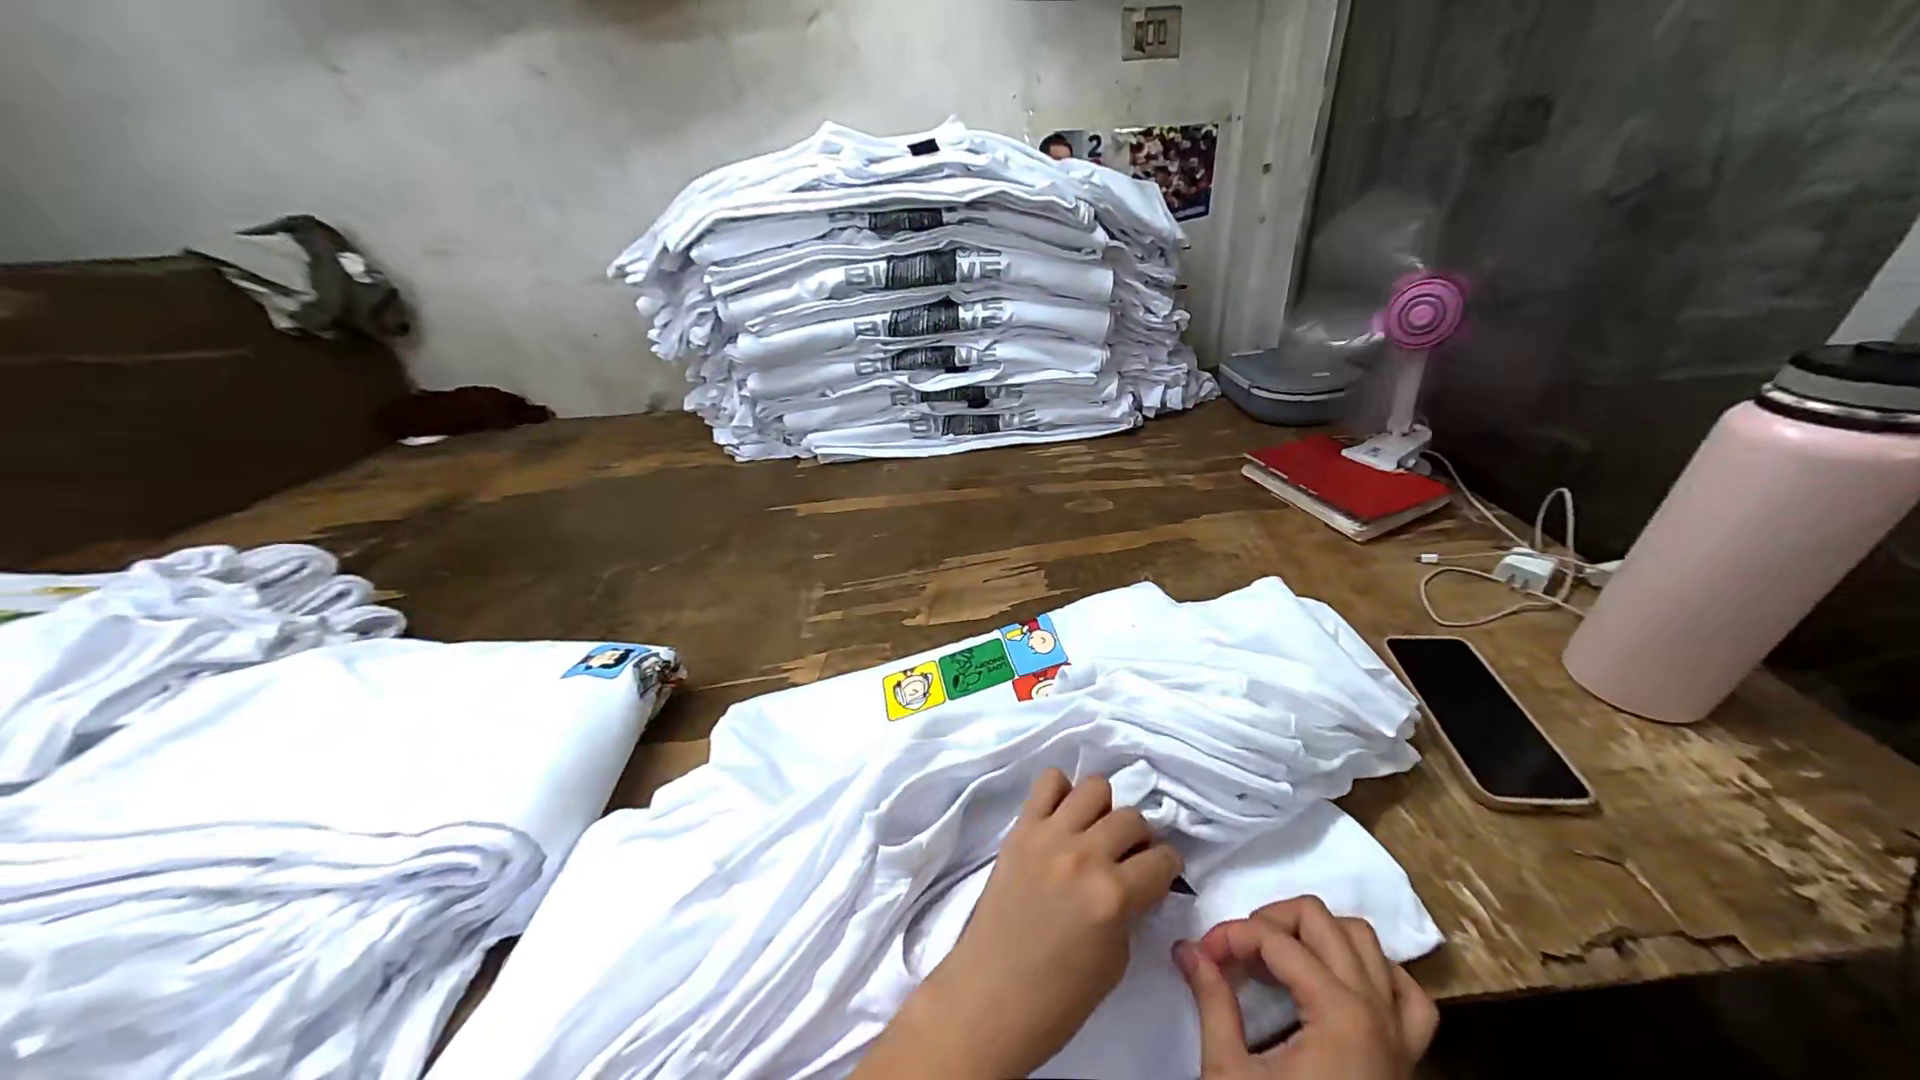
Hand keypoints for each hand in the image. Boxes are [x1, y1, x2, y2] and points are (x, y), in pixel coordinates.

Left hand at [851, 769, 1184, 1079]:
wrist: (993, 993)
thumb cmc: (1060, 994)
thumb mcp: (1116, 959)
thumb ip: (1130, 909)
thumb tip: (1137, 880)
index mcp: (1113, 895)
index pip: (1162, 859)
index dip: (1168, 868)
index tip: (1161, 873)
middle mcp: (1084, 855)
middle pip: (1132, 818)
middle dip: (1139, 839)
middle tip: (1128, 857)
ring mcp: (1049, 835)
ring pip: (1095, 787)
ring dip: (1104, 810)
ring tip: (1094, 833)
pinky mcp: (1021, 828)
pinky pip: (1049, 781)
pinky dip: (1062, 792)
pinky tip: (1063, 818)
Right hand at [1173, 896, 1436, 1079]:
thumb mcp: (1231, 1074)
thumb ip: (1212, 1001)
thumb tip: (1187, 949)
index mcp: (1339, 1012)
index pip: (1274, 938)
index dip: (1230, 936)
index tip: (1200, 955)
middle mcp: (1377, 1009)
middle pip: (1321, 919)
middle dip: (1269, 921)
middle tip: (1236, 950)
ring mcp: (1400, 1031)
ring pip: (1366, 941)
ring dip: (1319, 935)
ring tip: (1280, 957)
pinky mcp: (1408, 1054)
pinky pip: (1407, 992)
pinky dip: (1374, 972)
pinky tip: (1339, 981)